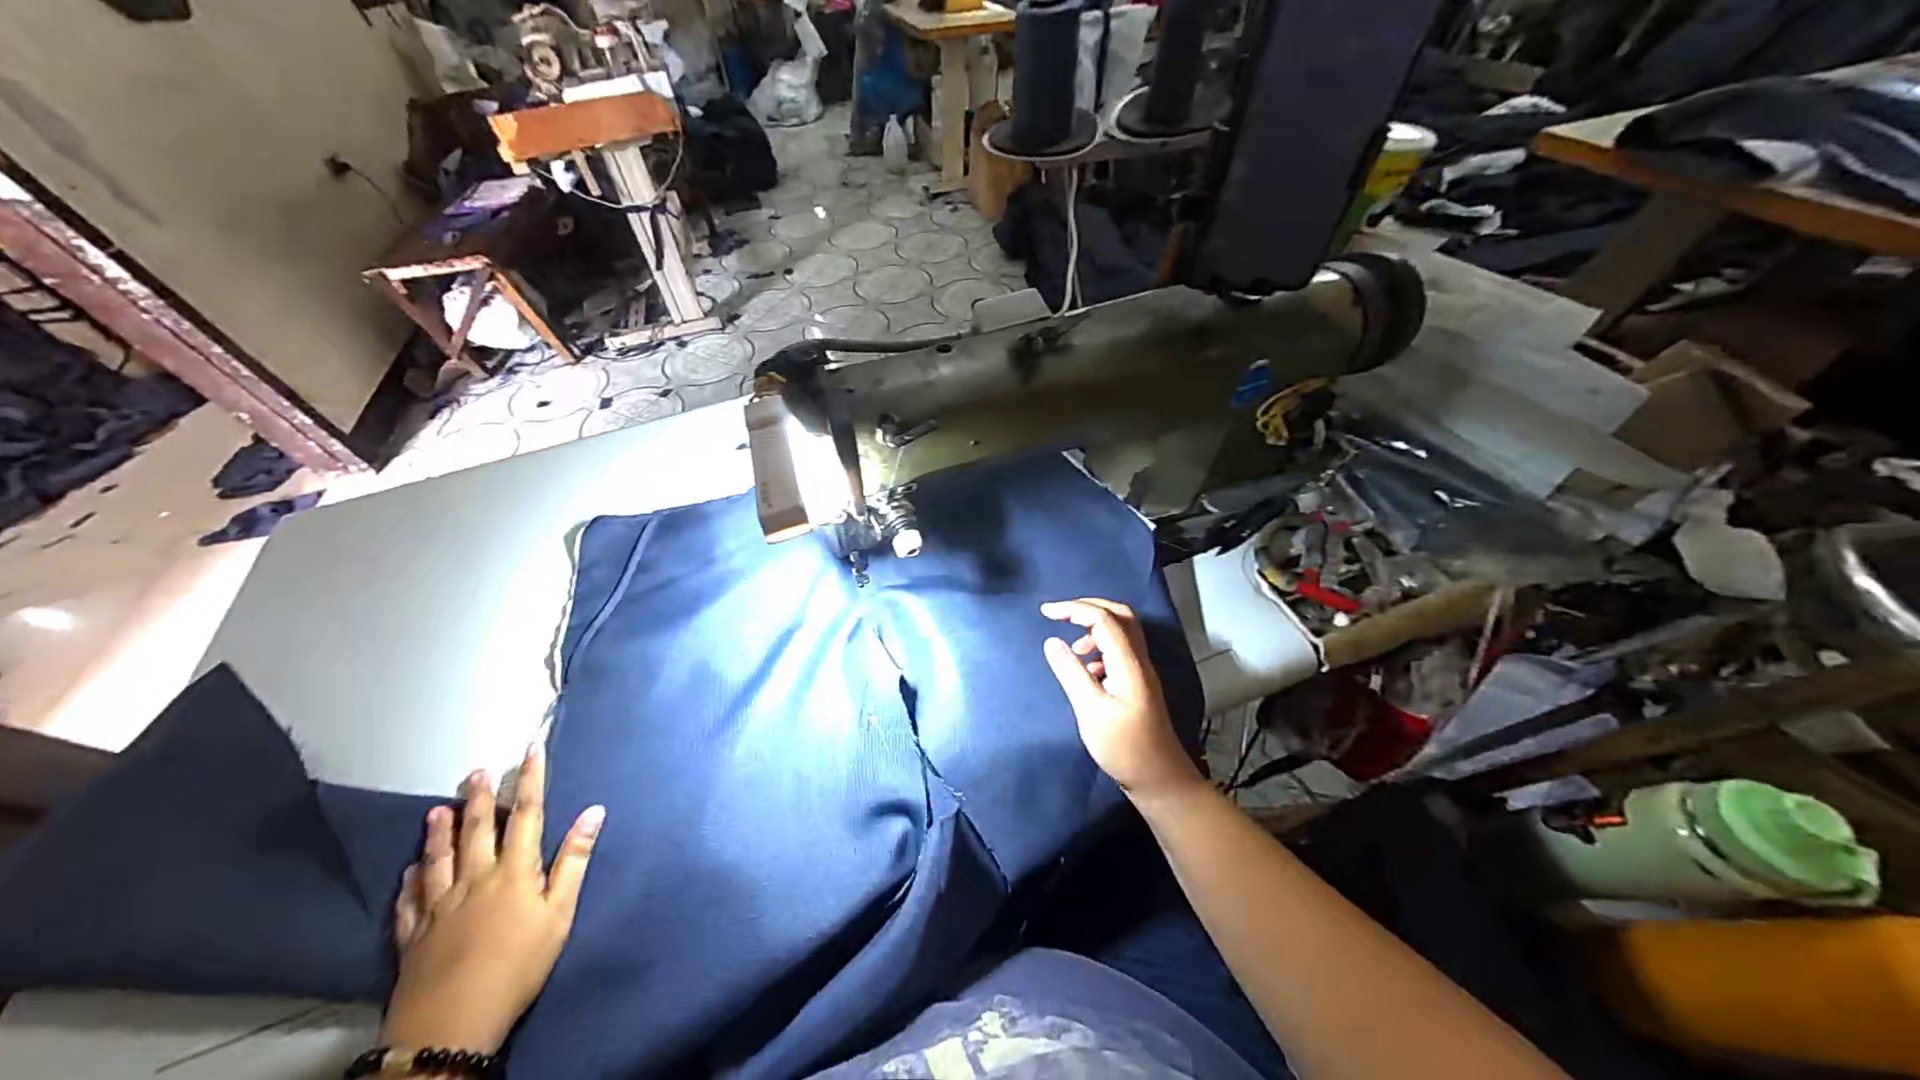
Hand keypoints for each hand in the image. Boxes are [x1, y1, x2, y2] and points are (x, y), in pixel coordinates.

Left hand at [382, 744, 604, 1055]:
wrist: (452, 1022)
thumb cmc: (519, 964)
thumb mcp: (560, 913)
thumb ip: (574, 860)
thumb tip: (594, 811)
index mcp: (513, 871)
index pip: (526, 814)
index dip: (530, 779)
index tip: (530, 750)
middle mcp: (474, 879)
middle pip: (476, 830)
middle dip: (480, 798)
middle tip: (476, 771)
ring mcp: (439, 906)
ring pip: (438, 859)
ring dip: (439, 831)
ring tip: (437, 809)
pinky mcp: (414, 935)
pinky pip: (410, 900)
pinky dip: (410, 881)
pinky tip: (409, 872)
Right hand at [1041, 598, 1203, 802]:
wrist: (1159, 778)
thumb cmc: (1124, 747)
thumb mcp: (1091, 711)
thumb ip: (1071, 673)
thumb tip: (1052, 642)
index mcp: (1128, 663)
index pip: (1103, 619)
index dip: (1074, 608)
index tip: (1046, 612)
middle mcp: (1139, 660)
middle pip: (1119, 614)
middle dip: (1087, 607)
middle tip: (1060, 613)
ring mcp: (1140, 671)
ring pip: (1121, 631)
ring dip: (1093, 628)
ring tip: (1072, 648)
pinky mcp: (1137, 683)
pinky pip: (1119, 650)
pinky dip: (1098, 647)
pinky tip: (1086, 669)